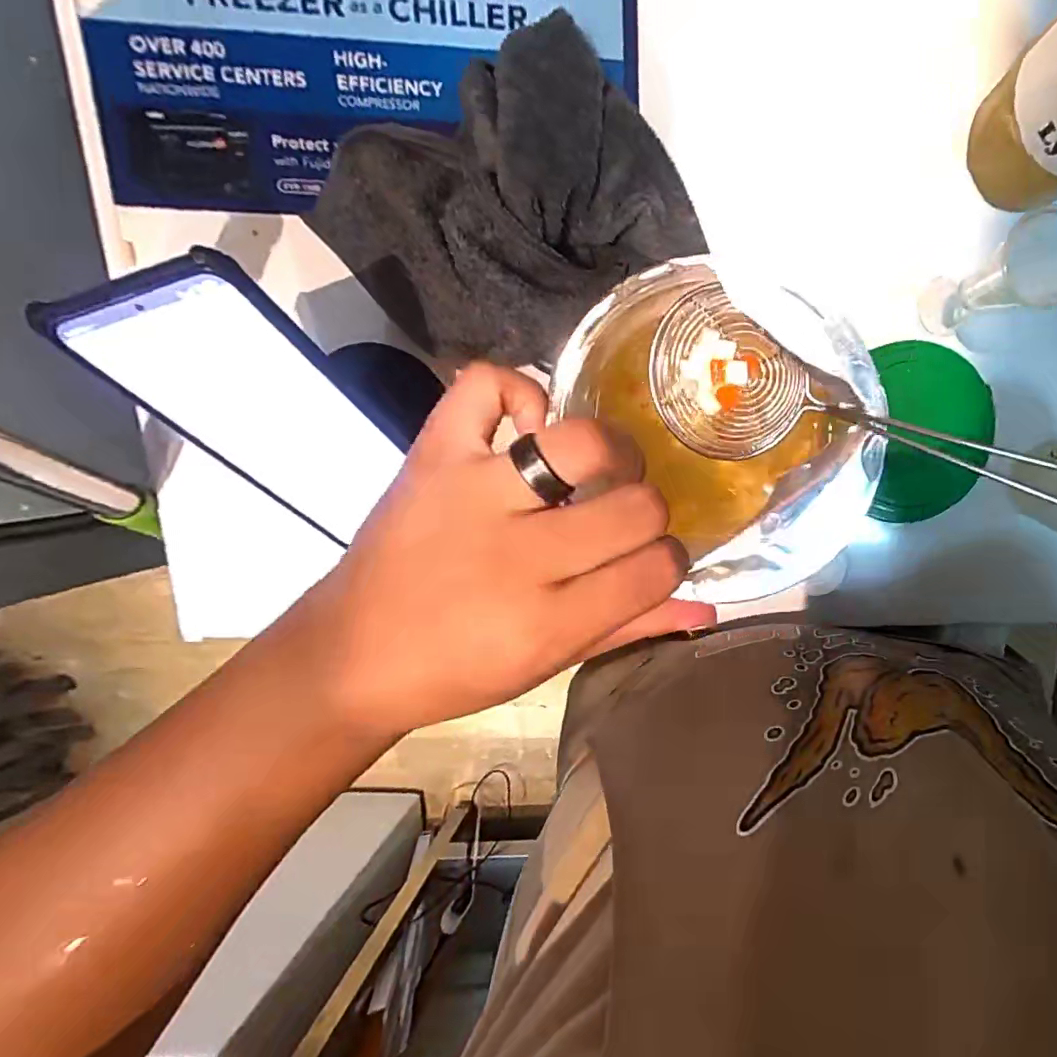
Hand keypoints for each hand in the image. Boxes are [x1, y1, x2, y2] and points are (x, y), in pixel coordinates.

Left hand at [278, 363, 713, 737]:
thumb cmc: (462, 668)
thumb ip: (632, 627)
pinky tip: (531, 424)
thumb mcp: (553, 662)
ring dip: (614, 454)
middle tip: (624, 523)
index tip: (656, 560)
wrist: (350, 655)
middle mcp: (517, 554)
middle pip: (637, 507)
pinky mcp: (432, 457)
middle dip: (650, 515)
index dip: (672, 560)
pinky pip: (486, 388)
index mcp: (549, 620)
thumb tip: (706, 604)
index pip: (657, 568)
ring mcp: (472, 494)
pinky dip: (520, 391)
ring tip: (601, 470)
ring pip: (584, 444)